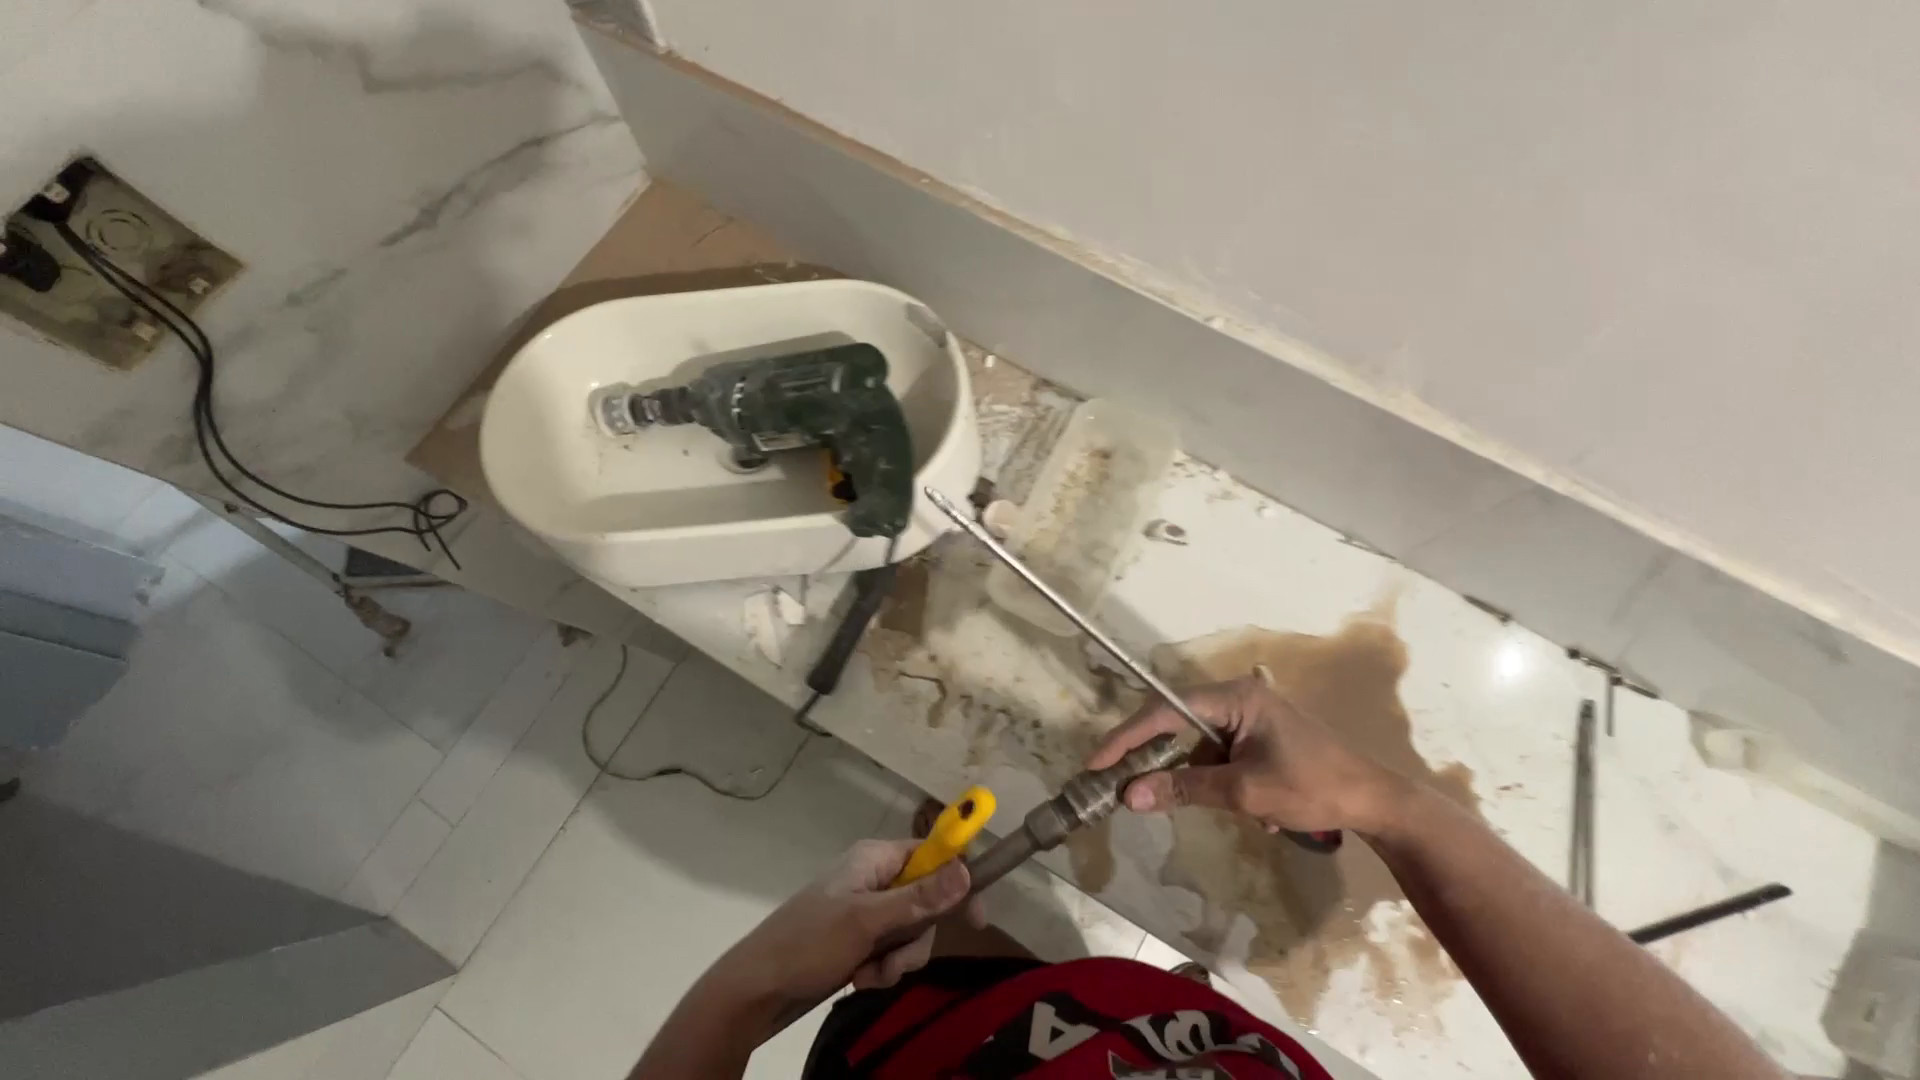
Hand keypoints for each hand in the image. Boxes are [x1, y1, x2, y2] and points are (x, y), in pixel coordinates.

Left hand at [702, 839, 973, 1021]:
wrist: (757, 987)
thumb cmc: (809, 941)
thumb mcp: (866, 921)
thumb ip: (918, 899)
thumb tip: (967, 870)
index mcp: (876, 857)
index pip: (934, 854)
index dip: (958, 881)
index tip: (977, 918)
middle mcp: (876, 878)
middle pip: (928, 901)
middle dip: (917, 938)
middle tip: (895, 959)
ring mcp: (868, 910)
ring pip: (912, 932)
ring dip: (897, 960)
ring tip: (867, 975)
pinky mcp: (861, 939)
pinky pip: (893, 951)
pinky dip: (882, 970)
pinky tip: (858, 979)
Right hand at [1087, 676, 1409, 834]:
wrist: (1376, 802)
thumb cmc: (1313, 787)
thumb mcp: (1245, 792)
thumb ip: (1184, 789)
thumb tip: (1128, 795)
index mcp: (1234, 697)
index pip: (1164, 711)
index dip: (1126, 737)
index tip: (1096, 764)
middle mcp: (1235, 696)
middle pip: (1173, 721)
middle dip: (1147, 754)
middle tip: (1114, 781)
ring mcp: (1246, 715)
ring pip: (1194, 742)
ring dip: (1191, 775)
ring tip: (1197, 805)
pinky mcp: (1255, 736)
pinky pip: (1216, 754)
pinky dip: (1216, 780)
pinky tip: (1251, 809)